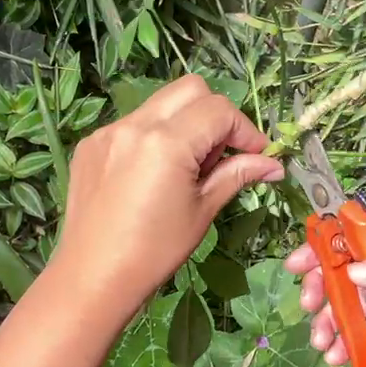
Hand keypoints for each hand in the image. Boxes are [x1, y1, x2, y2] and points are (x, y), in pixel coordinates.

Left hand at [54, 75, 283, 308]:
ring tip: (185, 169)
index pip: (219, 110)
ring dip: (185, 124)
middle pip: (191, 90)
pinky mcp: (91, 144)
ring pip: (160, 104)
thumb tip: (273, 164)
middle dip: (216, 115)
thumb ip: (235, 176)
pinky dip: (154, 138)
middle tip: (219, 156)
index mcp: (167, 142)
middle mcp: (135, 125)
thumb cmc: (155, 252)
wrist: (93, 277)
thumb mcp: (202, 212)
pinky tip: (152, 176)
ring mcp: (108, 131)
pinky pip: (133, 124)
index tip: (255, 157)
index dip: (245, 130)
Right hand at [284, 232, 365, 366]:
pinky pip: (360, 336)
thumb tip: (356, 268)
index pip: (362, 241)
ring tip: (320, 341)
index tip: (300, 262)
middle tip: (307, 306)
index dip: (328, 246)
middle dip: (322, 287)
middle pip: (348, 273)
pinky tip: (334, 357)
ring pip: (349, 306)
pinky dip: (344, 345)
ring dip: (328, 320)